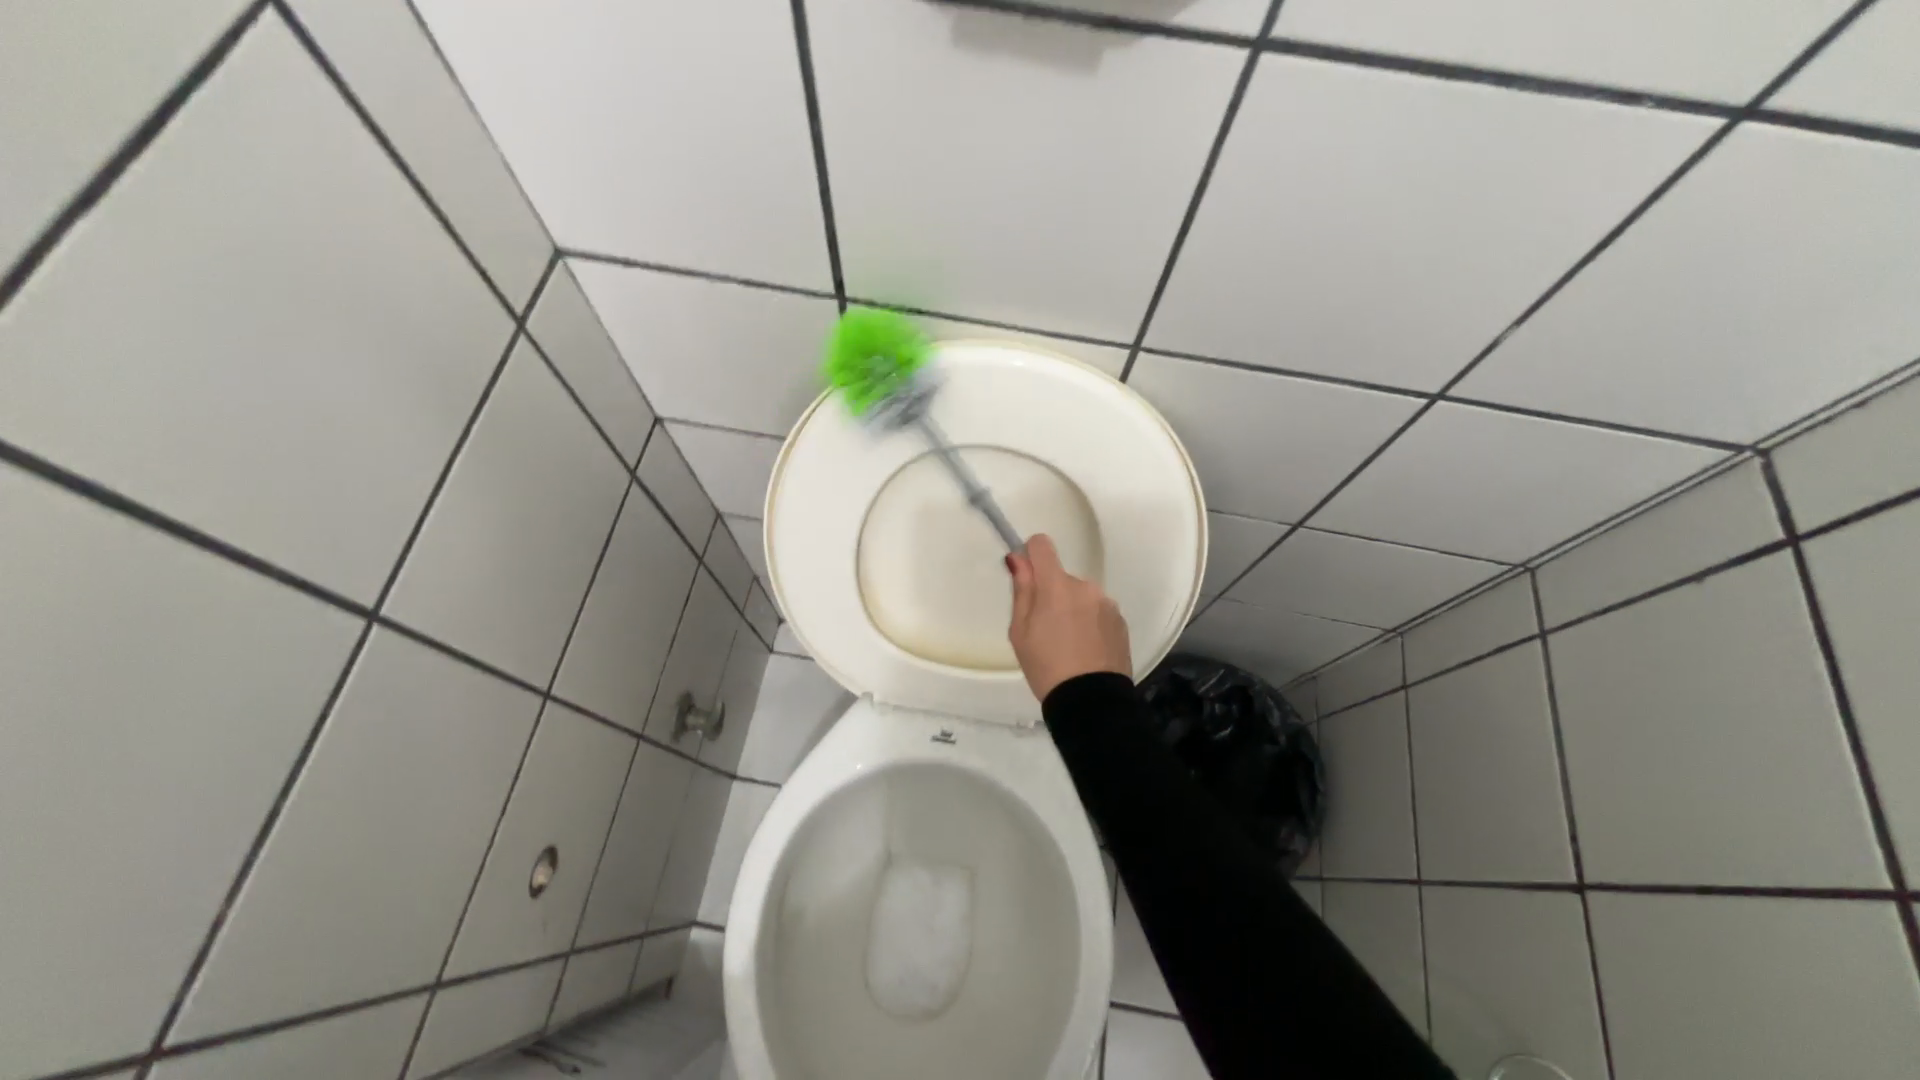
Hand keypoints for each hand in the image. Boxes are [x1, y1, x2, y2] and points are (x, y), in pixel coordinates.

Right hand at [1006, 534, 1132, 701]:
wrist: (1091, 701)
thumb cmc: (1046, 667)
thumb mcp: (1020, 631)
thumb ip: (1022, 590)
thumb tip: (1018, 559)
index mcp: (1057, 586)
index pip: (1042, 545)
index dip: (1031, 555)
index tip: (1026, 576)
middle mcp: (1086, 586)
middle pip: (1061, 577)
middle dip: (1051, 595)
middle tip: (1044, 630)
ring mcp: (1107, 603)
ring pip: (1081, 596)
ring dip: (1072, 610)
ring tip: (1068, 645)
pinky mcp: (1121, 621)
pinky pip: (1098, 612)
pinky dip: (1090, 623)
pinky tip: (1086, 650)